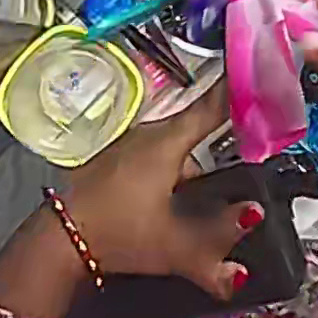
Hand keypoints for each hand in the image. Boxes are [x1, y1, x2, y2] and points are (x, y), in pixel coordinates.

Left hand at [63, 88, 265, 300]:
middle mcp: (152, 133)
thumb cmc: (116, 233)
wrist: (55, 242)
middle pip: (199, 124)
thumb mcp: (171, 245)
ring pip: (178, 142)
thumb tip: (256, 219)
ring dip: (196, 158)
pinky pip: (159, 150)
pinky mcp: (119, 157)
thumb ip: (218, 244)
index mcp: (169, 141)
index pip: (214, 105)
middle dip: (225, 131)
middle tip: (250, 137)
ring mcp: (132, 143)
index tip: (262, 71)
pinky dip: (175, 165)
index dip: (240, 88)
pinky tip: (174, 195)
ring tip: (211, 187)